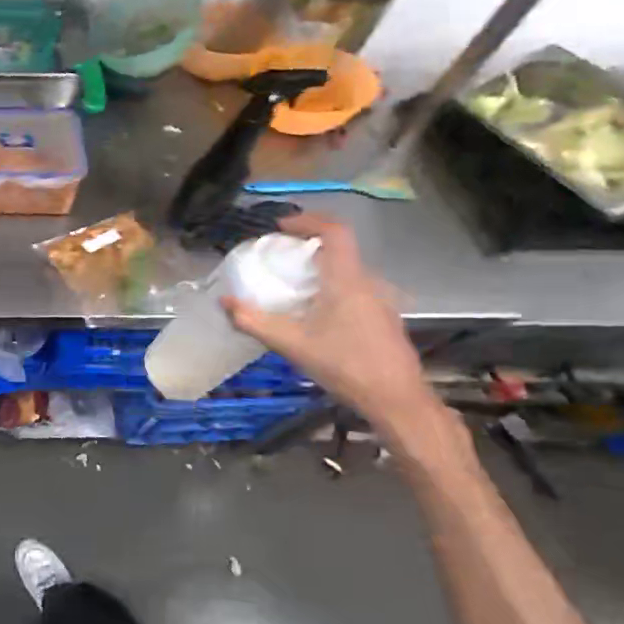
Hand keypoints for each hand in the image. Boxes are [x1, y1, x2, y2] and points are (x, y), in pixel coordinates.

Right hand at [221, 214, 437, 432]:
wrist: (398, 402)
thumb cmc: (346, 366)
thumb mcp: (293, 344)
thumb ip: (255, 321)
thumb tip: (225, 302)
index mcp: (347, 280)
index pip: (335, 231)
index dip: (308, 220)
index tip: (281, 227)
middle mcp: (368, 283)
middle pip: (340, 249)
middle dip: (309, 245)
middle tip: (280, 256)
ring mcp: (381, 301)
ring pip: (349, 270)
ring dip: (321, 268)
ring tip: (294, 284)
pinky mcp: (385, 319)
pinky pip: (356, 288)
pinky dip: (333, 286)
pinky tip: (317, 313)